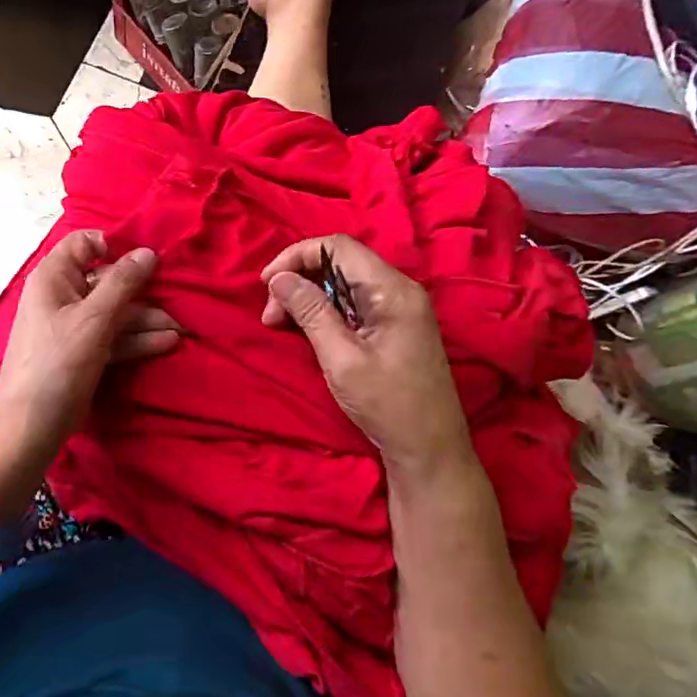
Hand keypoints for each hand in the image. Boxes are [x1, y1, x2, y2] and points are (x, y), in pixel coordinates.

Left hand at [0, 230, 178, 452]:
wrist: (31, 425)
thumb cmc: (57, 362)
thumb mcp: (93, 319)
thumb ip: (122, 283)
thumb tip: (148, 252)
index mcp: (54, 277)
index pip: (84, 243)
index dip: (114, 245)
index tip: (146, 258)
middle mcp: (63, 296)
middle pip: (107, 280)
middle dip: (142, 291)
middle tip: (178, 300)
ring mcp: (74, 326)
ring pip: (114, 312)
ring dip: (146, 319)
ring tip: (182, 328)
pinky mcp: (84, 353)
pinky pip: (113, 337)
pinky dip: (137, 340)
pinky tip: (168, 342)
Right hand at [261, 234, 469, 463]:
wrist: (431, 450)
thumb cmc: (388, 406)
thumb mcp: (342, 360)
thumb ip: (311, 313)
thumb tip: (279, 278)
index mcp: (393, 290)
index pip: (338, 247)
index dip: (296, 255)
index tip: (266, 283)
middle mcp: (400, 289)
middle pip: (340, 261)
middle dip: (299, 279)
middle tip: (271, 315)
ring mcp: (400, 308)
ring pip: (343, 282)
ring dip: (308, 296)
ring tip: (282, 323)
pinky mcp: (395, 326)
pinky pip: (354, 302)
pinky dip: (325, 310)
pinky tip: (307, 330)